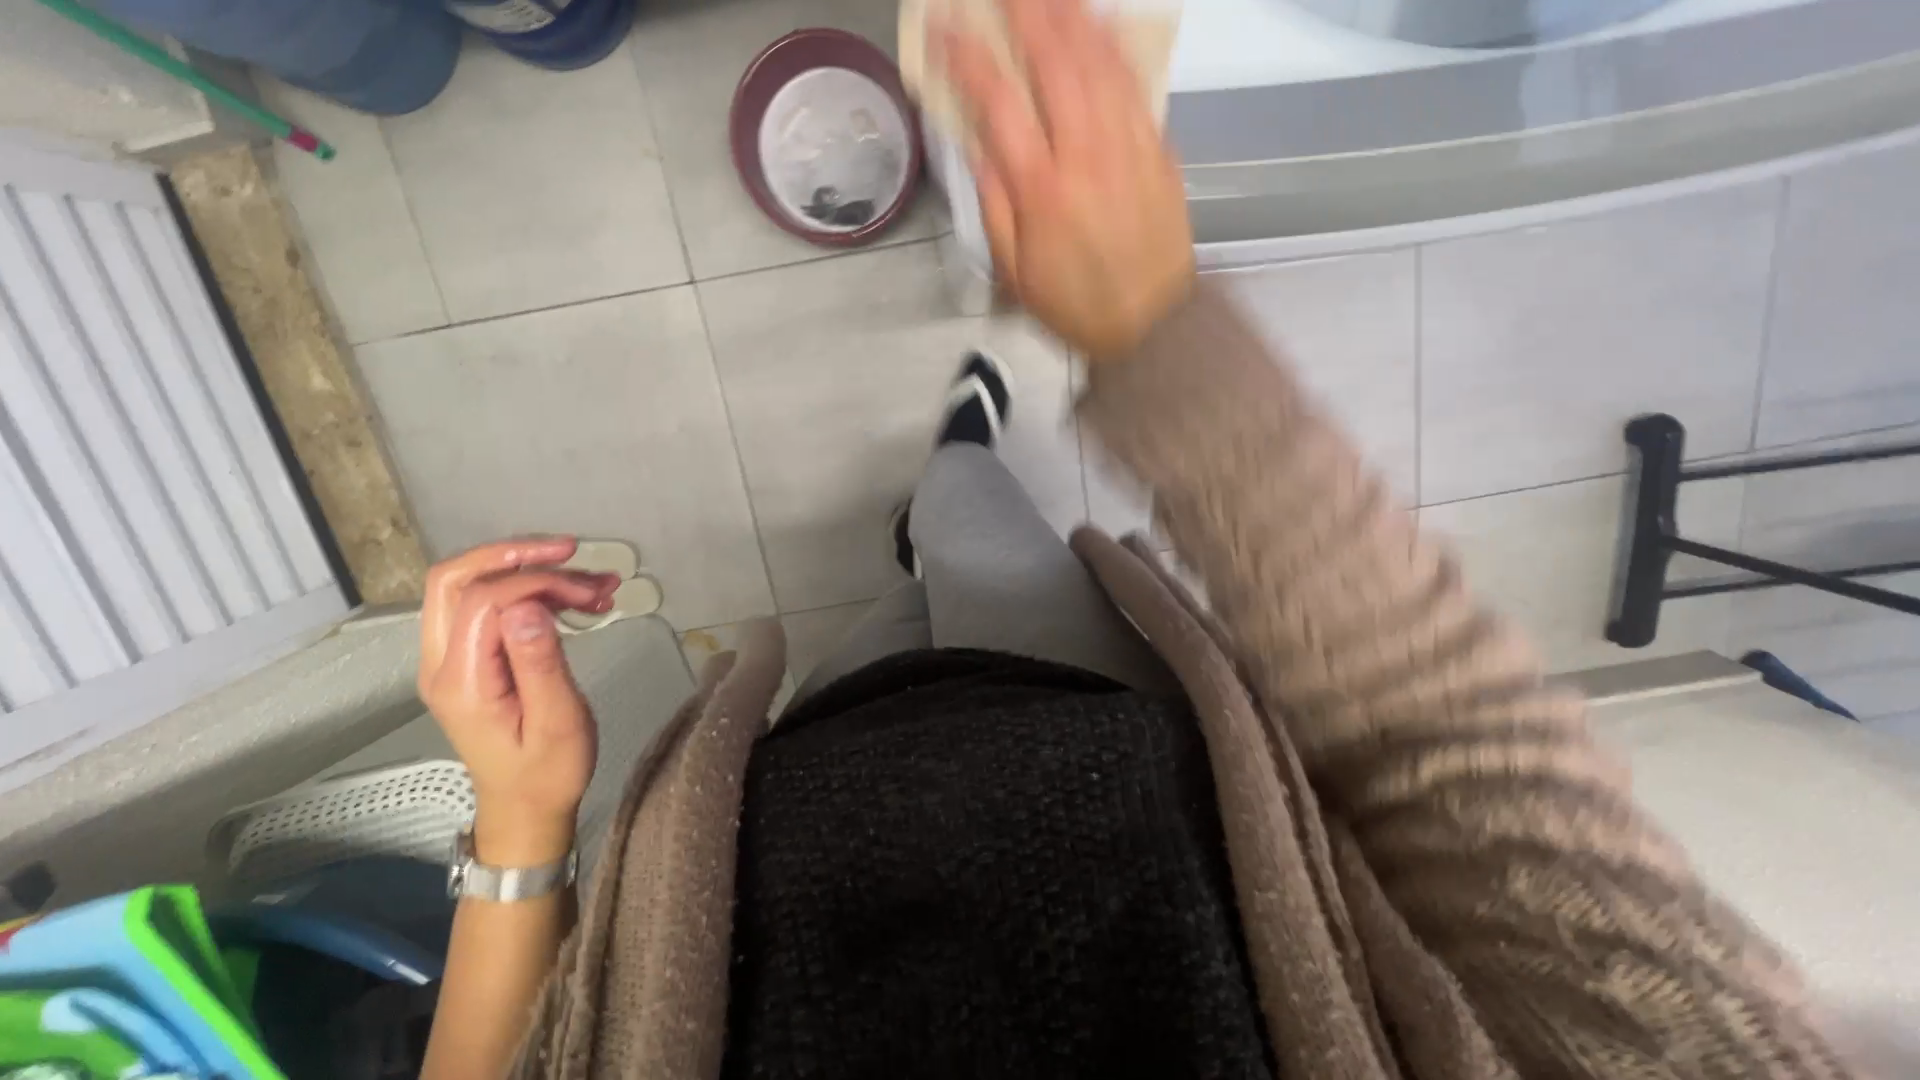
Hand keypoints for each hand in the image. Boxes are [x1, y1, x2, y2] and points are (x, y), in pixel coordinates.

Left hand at [417, 537, 620, 865]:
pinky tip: (575, 600)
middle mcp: (441, 662)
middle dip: (515, 554)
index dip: (535, 582)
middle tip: (572, 553)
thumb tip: (528, 606)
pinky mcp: (468, 658)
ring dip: (526, 570)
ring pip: (467, 585)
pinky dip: (527, 590)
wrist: (526, 807)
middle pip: (454, 579)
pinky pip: (484, 604)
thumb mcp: (557, 722)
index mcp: (462, 680)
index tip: (588, 592)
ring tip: (591, 583)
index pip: (483, 601)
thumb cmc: (548, 771)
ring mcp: (448, 658)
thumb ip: (540, 663)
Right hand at [937, 0, 1193, 358]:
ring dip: (1072, 17)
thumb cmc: (1077, 305)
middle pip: (1054, 63)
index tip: (946, 27)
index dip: (968, 58)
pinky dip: (1117, 46)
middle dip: (1026, 13)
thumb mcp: (1017, 271)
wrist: (1153, 324)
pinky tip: (1102, 22)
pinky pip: (1136, 85)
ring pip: (1099, 63)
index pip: (998, 104)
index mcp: (1042, 190)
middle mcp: (1086, 155)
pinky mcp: (1158, 150)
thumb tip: (979, 148)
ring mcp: (1127, 147)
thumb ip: (996, 205)